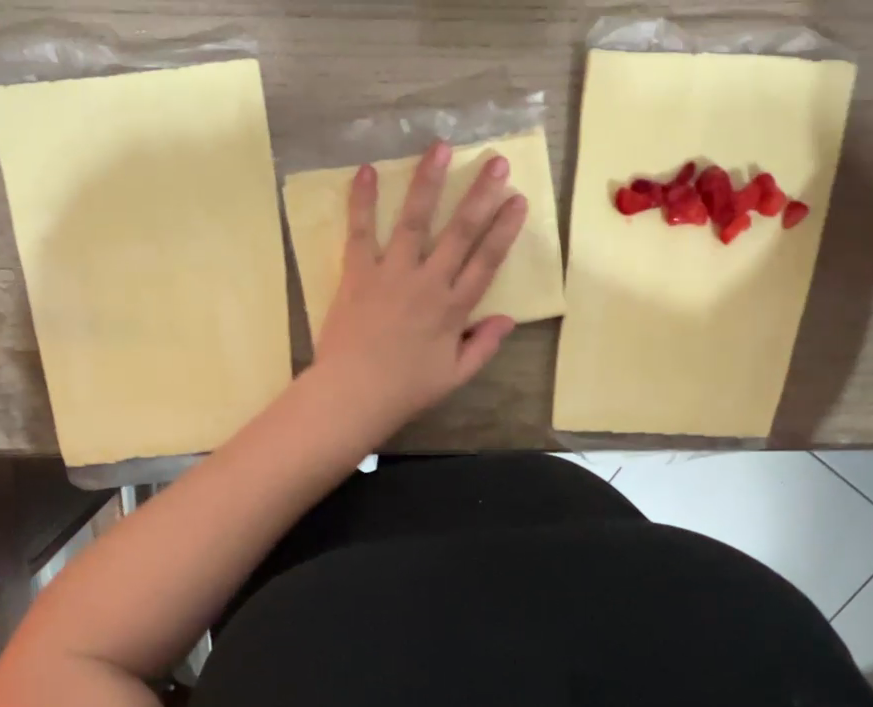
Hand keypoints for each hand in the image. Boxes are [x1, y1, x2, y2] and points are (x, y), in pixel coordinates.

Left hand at [308, 140, 527, 433]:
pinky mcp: (358, 274)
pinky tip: (368, 170)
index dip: (504, 230)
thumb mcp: (453, 376)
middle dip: (480, 194)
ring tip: (441, 147)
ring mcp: (392, 274)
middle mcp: (428, 283)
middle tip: (496, 161)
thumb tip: (507, 319)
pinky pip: (360, 232)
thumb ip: (483, 346)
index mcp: (453, 309)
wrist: (354, 393)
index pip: (487, 261)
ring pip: (415, 220)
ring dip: (429, 181)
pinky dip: (363, 201)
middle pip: (460, 231)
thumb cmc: (405, 391)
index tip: (518, 201)